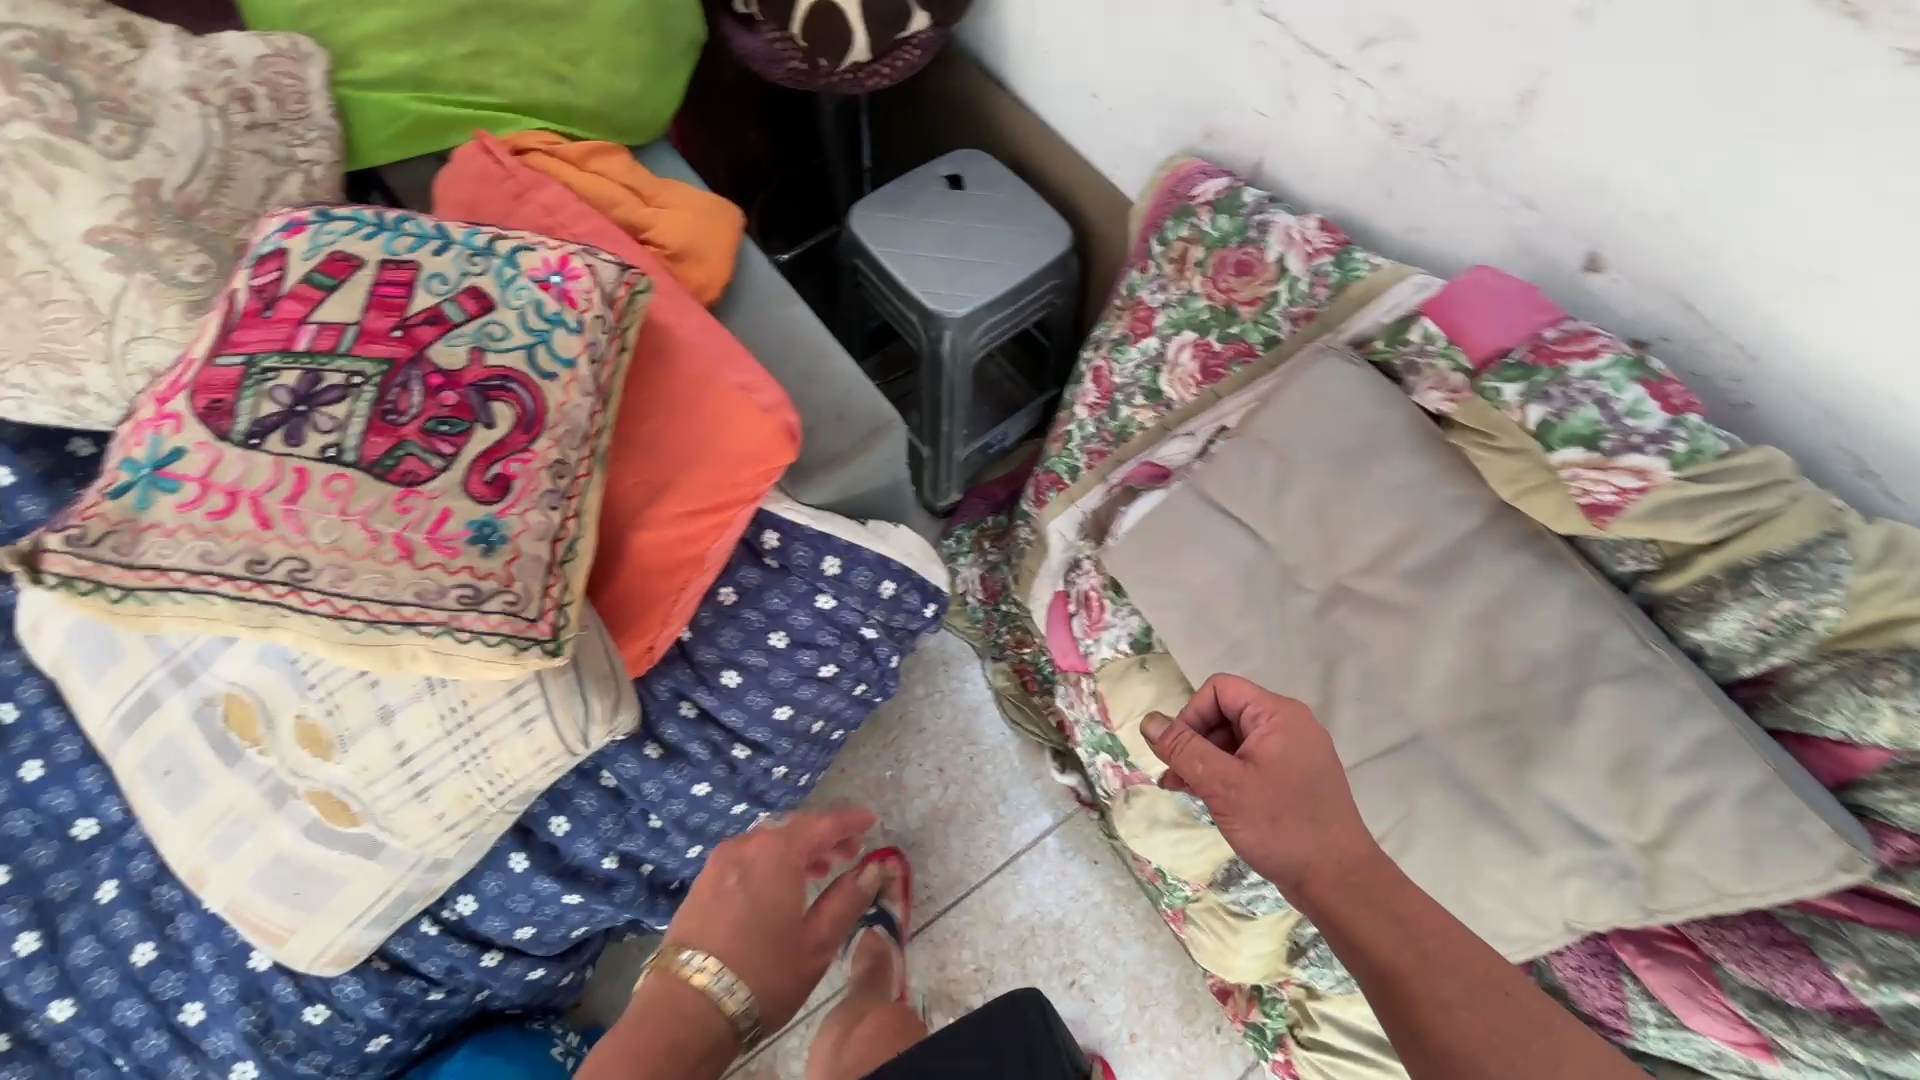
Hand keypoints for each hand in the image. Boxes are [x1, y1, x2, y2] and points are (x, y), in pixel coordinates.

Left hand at [658, 805, 887, 1033]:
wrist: (686, 1011)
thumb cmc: (763, 975)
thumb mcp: (816, 943)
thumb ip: (847, 900)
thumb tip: (872, 870)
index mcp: (778, 853)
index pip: (823, 824)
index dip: (849, 821)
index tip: (869, 821)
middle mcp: (747, 846)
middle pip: (793, 829)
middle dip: (823, 837)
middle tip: (849, 853)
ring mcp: (719, 863)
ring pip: (766, 843)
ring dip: (795, 850)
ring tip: (816, 872)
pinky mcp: (701, 883)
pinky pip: (745, 859)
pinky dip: (769, 863)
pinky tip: (777, 888)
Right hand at [1141, 674, 1381, 899]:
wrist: (1339, 882)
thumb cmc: (1280, 826)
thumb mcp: (1222, 785)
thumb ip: (1182, 749)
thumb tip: (1149, 721)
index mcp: (1277, 715)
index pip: (1219, 690)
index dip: (1191, 715)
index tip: (1178, 753)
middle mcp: (1289, 725)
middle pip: (1225, 713)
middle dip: (1194, 741)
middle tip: (1175, 776)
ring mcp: (1294, 753)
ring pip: (1234, 741)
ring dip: (1204, 761)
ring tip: (1181, 790)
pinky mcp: (1293, 779)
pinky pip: (1249, 763)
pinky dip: (1224, 775)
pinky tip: (1206, 799)